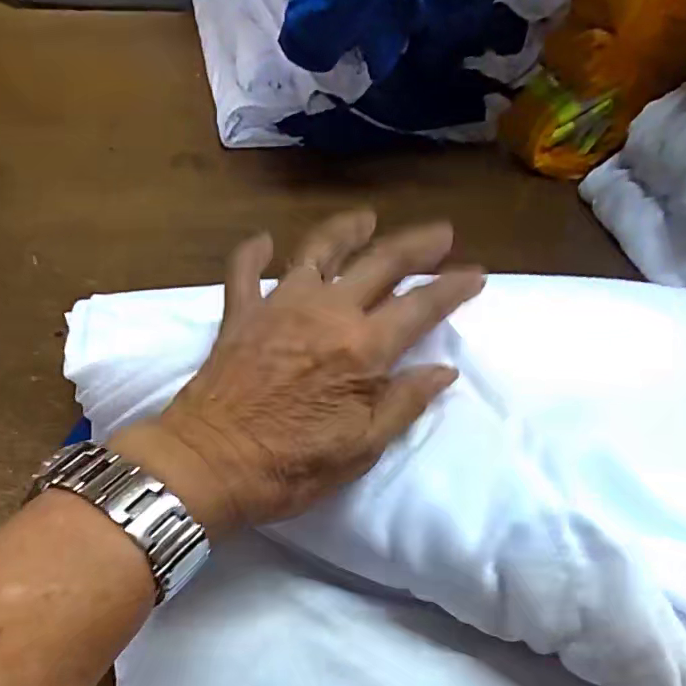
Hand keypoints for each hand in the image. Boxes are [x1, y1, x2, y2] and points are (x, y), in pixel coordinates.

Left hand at [108, 210, 485, 538]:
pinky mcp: (239, 314)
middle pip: (380, 263)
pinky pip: (244, 270)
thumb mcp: (361, 448)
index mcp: (362, 348)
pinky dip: (254, 252)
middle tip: (441, 233)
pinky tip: (265, 241)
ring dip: (347, 230)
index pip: (421, 306)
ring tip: (367, 218)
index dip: (453, 288)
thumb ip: (404, 403)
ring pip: (318, 250)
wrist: (208, 465)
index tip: (476, 274)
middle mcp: (325, 312)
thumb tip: (443, 371)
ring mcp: (278, 306)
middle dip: (417, 244)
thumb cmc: (289, 467)